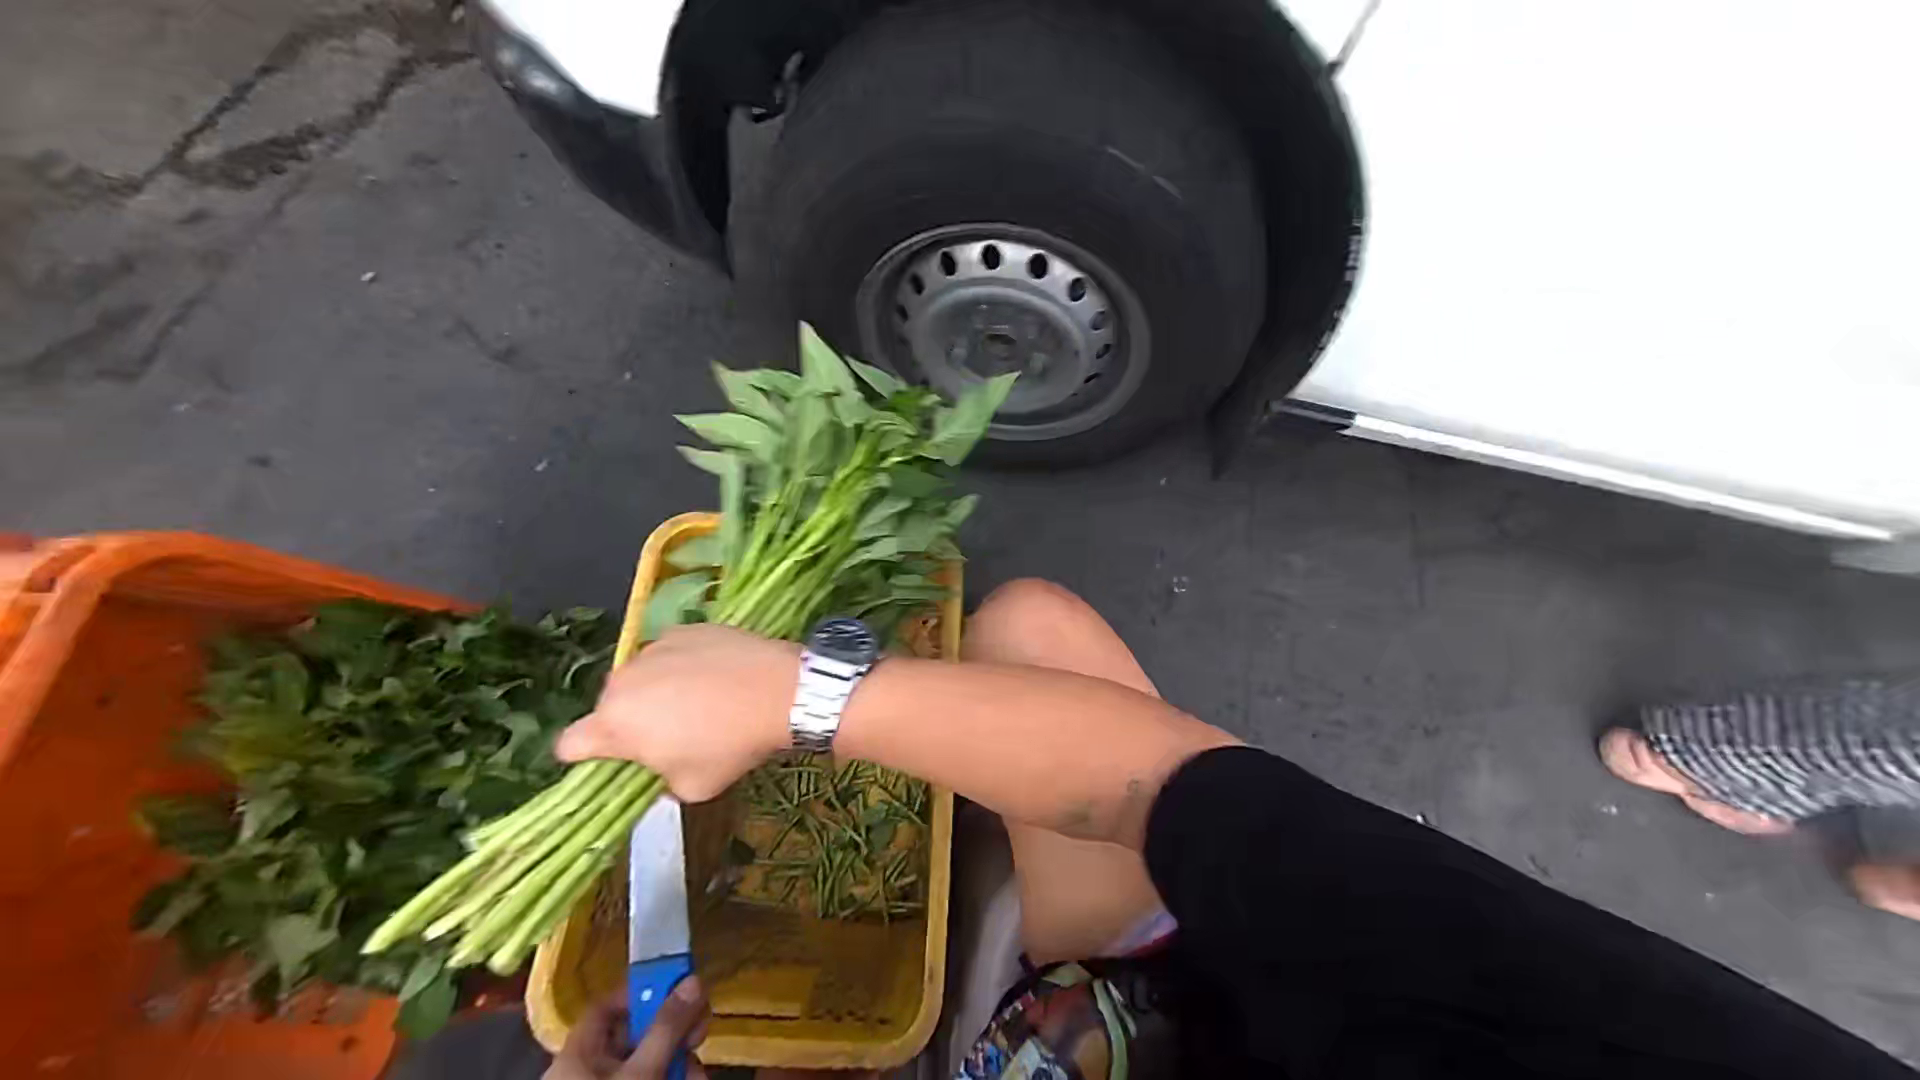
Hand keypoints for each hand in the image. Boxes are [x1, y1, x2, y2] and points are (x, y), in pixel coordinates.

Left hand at [543, 980, 710, 1079]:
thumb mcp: (642, 1073)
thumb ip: (668, 1027)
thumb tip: (694, 979)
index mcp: (577, 1054)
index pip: (608, 1004)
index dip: (643, 991)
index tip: (678, 992)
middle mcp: (588, 1070)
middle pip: (637, 1032)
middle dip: (676, 1032)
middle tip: (700, 1036)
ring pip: (650, 1060)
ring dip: (681, 1061)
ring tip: (697, 1076)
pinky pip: (650, 1079)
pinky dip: (673, 1078)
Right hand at [556, 624, 798, 800]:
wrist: (781, 689)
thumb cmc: (732, 744)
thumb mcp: (691, 786)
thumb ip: (659, 780)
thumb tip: (661, 767)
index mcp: (614, 724)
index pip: (569, 744)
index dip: (585, 757)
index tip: (612, 762)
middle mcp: (624, 679)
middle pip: (609, 706)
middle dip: (628, 722)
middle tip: (669, 734)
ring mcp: (655, 647)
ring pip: (640, 676)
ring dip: (655, 689)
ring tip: (699, 700)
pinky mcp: (686, 628)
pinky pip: (670, 652)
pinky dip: (682, 664)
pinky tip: (715, 674)